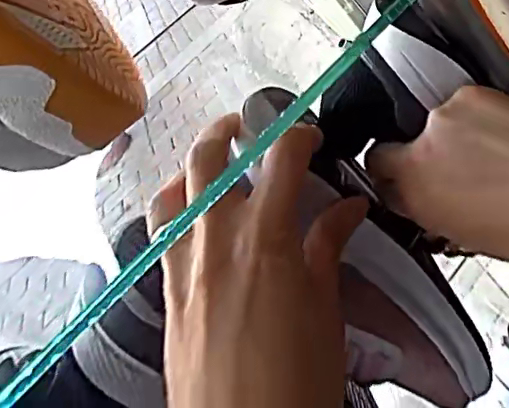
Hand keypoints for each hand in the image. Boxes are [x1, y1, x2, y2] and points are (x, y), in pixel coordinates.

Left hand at [154, 114, 369, 407]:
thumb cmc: (295, 384)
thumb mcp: (325, 308)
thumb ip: (328, 245)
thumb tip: (347, 210)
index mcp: (264, 235)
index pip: (281, 154)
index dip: (300, 134)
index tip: (312, 138)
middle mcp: (216, 238)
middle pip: (208, 156)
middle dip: (229, 128)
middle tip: (249, 126)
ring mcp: (185, 266)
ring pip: (173, 190)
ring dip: (192, 166)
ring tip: (212, 162)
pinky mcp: (168, 296)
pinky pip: (161, 234)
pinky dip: (175, 210)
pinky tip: (196, 220)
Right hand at [367, 87, 508, 273]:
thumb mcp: (472, 240)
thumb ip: (439, 212)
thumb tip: (441, 203)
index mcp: (414, 192)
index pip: (378, 169)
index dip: (394, 174)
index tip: (409, 179)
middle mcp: (421, 148)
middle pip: (408, 141)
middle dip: (429, 154)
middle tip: (464, 171)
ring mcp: (446, 114)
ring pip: (440, 121)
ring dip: (459, 134)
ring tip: (498, 154)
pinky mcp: (473, 92)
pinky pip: (466, 104)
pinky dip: (483, 116)